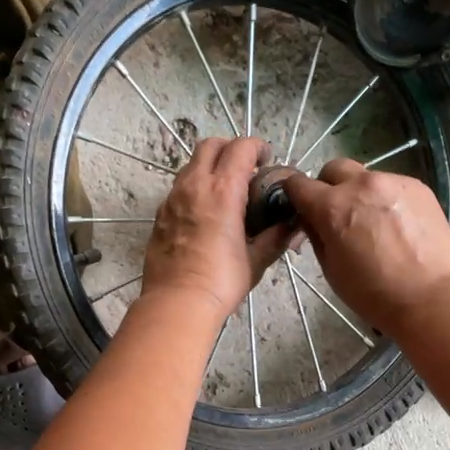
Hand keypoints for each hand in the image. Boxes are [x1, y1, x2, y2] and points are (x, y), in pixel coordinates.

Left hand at [141, 137, 294, 315]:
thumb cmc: (220, 283)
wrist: (177, 304)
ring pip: (190, 166)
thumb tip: (290, 226)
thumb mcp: (255, 260)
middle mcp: (194, 187)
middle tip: (244, 170)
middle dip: (229, 149)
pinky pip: (177, 190)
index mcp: (222, 191)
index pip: (241, 148)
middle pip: (210, 146)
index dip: (257, 147)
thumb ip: (275, 237)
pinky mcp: (159, 217)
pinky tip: (202, 214)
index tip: (265, 159)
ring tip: (223, 192)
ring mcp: (172, 200)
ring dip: (209, 168)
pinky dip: (193, 190)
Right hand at [283, 159, 449, 331]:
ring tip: (372, 224)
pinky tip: (396, 227)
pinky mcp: (418, 186)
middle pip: (333, 169)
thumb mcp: (331, 269)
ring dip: (359, 194)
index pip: (299, 185)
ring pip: (365, 177)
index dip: (294, 195)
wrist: (428, 296)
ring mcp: (393, 182)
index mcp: (333, 207)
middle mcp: (362, 184)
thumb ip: (317, 236)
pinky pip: (391, 185)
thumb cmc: (372, 293)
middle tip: (335, 214)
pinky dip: (385, 200)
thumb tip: (311, 219)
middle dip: (327, 187)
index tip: (298, 205)